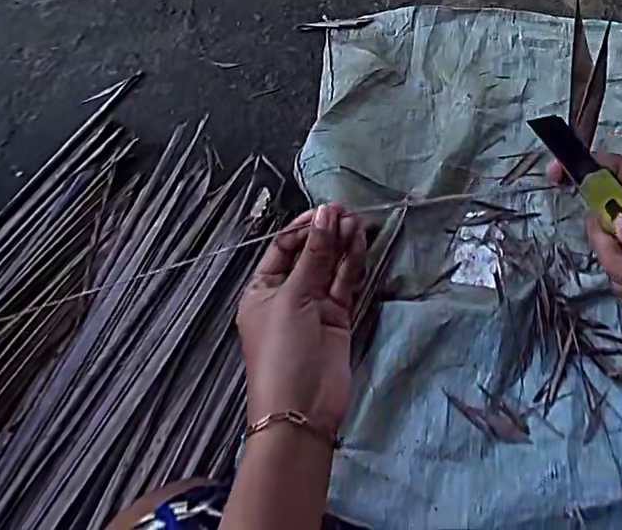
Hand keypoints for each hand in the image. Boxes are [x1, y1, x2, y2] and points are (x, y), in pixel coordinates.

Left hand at [237, 203, 367, 431]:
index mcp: (262, 288)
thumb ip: (315, 254)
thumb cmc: (283, 350)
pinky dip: (352, 261)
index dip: (304, 227)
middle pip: (309, 253)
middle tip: (347, 213)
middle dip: (326, 232)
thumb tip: (326, 214)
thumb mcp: (293, 297)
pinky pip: (344, 281)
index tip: (325, 211)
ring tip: (357, 222)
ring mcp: (314, 304)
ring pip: (330, 264)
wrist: (302, 410)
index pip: (284, 247)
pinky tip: (359, 242)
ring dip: (342, 243)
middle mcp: (287, 292)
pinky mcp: (337, 315)